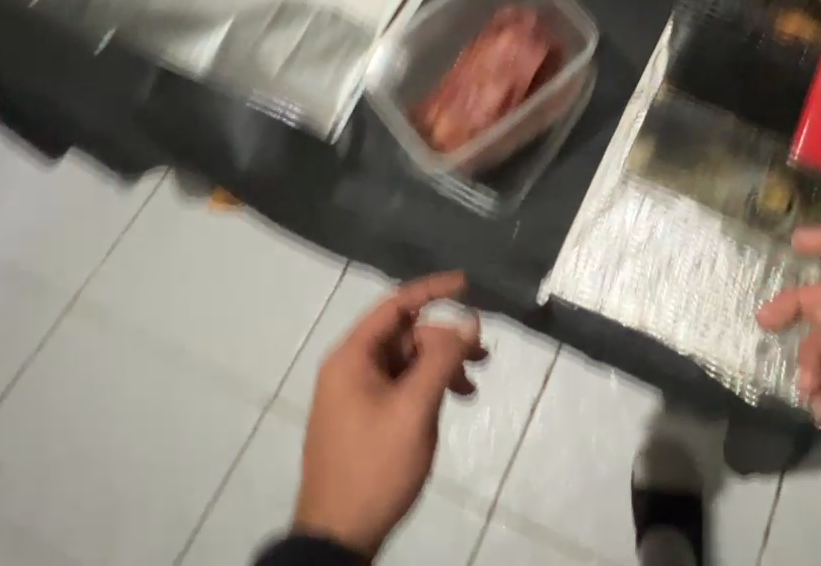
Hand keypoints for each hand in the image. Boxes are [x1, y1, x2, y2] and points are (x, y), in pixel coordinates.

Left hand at [295, 272, 486, 555]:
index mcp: (352, 358)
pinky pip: (402, 385)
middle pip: (406, 336)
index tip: (467, 284)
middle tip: (482, 358)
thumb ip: (443, 359)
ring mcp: (357, 394)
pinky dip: (429, 387)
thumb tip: (469, 320)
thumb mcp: (415, 409)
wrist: (337, 536)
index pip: (396, 306)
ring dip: (441, 366)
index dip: (433, 290)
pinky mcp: (366, 417)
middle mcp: (351, 368)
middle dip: (446, 340)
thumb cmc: (374, 465)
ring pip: (408, 361)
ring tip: (471, 385)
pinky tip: (452, 402)